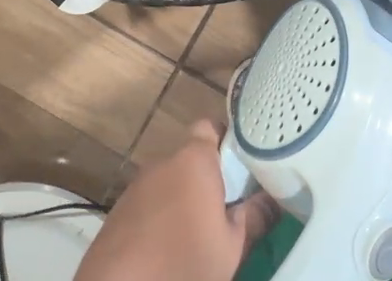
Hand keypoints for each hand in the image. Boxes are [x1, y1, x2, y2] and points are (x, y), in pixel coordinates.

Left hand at [74, 120, 277, 280]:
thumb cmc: (183, 264)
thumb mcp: (230, 247)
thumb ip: (254, 217)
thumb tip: (273, 198)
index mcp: (193, 161)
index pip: (211, 127)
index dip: (228, 140)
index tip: (245, 164)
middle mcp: (163, 163)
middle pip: (191, 158)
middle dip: (209, 178)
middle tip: (230, 205)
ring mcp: (136, 187)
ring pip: (170, 182)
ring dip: (184, 198)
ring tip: (200, 230)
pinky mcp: (118, 212)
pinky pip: (150, 202)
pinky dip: (162, 215)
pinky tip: (170, 245)